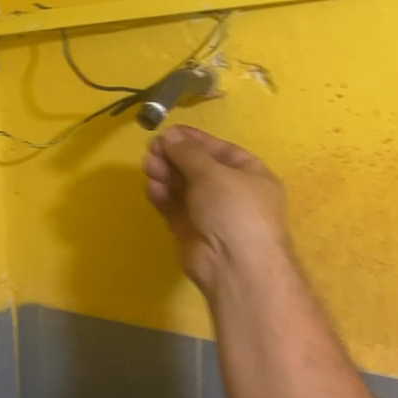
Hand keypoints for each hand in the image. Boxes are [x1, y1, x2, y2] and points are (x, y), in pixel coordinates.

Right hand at [143, 125, 292, 294]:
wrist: (233, 265)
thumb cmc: (233, 209)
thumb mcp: (213, 172)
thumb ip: (188, 153)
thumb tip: (169, 136)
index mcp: (249, 175)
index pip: (219, 151)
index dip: (194, 140)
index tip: (168, 132)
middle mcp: (231, 193)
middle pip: (197, 168)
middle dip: (174, 158)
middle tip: (151, 150)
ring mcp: (210, 214)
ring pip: (182, 188)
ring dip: (165, 175)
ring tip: (148, 167)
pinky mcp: (190, 231)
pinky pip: (174, 208)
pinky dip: (163, 196)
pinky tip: (153, 188)